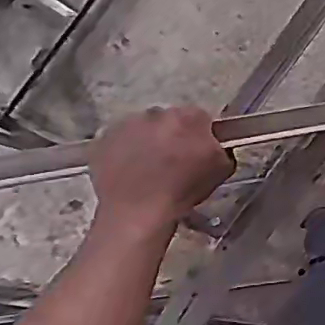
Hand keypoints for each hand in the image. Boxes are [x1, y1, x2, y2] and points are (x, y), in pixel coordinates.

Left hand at [88, 106, 234, 228]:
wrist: (138, 210)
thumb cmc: (184, 189)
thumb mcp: (222, 169)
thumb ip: (222, 148)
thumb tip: (216, 145)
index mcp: (188, 117)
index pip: (200, 118)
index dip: (202, 135)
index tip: (199, 152)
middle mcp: (156, 113)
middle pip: (170, 120)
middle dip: (173, 135)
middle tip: (174, 160)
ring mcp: (126, 125)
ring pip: (143, 129)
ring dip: (148, 141)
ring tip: (150, 168)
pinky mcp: (102, 140)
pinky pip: (120, 141)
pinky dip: (125, 152)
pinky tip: (130, 172)